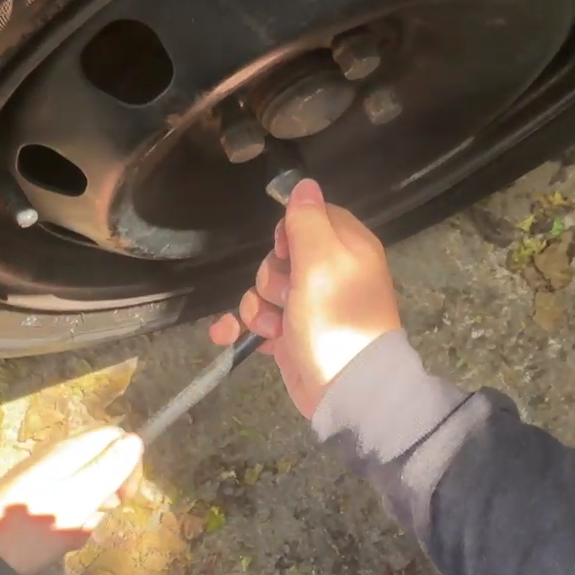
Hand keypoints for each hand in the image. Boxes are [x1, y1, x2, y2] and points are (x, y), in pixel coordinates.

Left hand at [0, 428, 143, 574]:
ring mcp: (42, 480)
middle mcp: (56, 459)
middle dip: (107, 493)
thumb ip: (107, 469)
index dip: (129, 464)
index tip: (125, 498)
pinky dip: (69, 524)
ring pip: (85, 490)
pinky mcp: (32, 503)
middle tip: (92, 516)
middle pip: (101, 464)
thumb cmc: (31, 529)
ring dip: (88, 513)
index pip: (115, 437)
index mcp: (68, 451)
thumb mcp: (77, 500)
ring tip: (69, 535)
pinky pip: (65, 507)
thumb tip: (134, 440)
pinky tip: (57, 543)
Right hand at [209, 178, 401, 417]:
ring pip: (263, 289)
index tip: (287, 250)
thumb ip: (308, 221)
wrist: (346, 390)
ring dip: (258, 308)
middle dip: (271, 276)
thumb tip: (304, 184)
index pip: (310, 218)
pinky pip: (256, 320)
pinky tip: (228, 335)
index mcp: (346, 248)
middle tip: (288, 295)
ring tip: (276, 328)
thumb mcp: (322, 261)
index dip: (290, 232)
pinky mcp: (290, 335)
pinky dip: (242, 327)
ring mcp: (307, 306)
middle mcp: (328, 273)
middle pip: (280, 255)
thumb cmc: (335, 320)